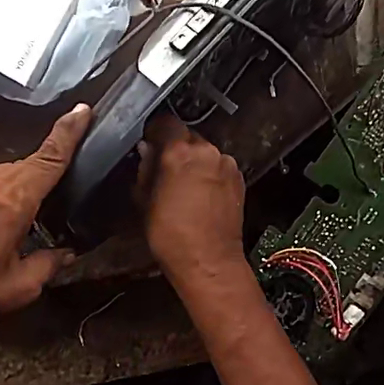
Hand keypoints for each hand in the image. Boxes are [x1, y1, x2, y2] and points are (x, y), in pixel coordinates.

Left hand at [0, 104, 91, 362]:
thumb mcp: (19, 287)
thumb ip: (49, 264)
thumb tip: (65, 254)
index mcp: (11, 203)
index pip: (49, 158)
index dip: (69, 132)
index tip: (83, 110)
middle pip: (30, 164)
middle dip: (52, 166)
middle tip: (72, 183)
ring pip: (8, 174)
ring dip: (27, 184)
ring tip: (40, 211)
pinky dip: (6, 193)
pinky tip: (7, 221)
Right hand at [134, 114, 246, 281]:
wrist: (208, 262)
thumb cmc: (174, 237)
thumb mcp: (144, 201)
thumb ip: (145, 169)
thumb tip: (147, 152)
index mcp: (180, 153)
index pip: (165, 122)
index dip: (154, 132)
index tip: (149, 142)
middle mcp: (207, 153)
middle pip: (187, 137)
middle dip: (175, 149)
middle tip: (162, 170)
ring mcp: (226, 165)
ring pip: (205, 152)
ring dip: (194, 163)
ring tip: (182, 188)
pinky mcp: (238, 179)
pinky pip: (219, 167)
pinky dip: (209, 175)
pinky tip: (199, 196)